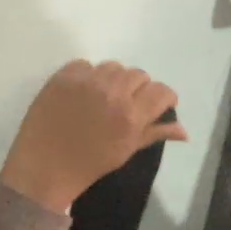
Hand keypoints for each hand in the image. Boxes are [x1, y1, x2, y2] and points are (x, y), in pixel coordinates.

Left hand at [0, 60, 188, 211]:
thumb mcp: (127, 150)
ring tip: (107, 97)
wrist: (46, 166)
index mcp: (131, 116)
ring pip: (114, 66)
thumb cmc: (91, 164)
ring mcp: (87, 80)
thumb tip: (184, 131)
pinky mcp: (64, 75)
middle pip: (139, 75)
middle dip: (140, 88)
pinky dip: (90, 75)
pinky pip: (86, 64)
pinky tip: (85, 93)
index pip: (161, 91)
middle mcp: (112, 92)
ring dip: (116, 79)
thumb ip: (155, 134)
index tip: (160, 105)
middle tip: (130, 104)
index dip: (165, 97)